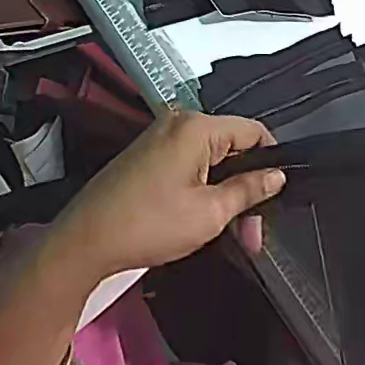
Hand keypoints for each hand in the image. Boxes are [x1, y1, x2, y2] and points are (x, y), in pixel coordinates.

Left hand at [41, 112, 284, 284]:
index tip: (277, 195)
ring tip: (232, 234)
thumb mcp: (210, 212)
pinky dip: (203, 190)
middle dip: (247, 188)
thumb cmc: (148, 224)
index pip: (253, 131)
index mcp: (196, 128)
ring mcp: (159, 139)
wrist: (87, 241)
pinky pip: (189, 165)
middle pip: (232, 147)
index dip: (272, 161)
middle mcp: (177, 124)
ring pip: (211, 160)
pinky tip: (205, 220)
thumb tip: (275, 177)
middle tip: (253, 232)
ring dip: (226, 194)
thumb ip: (249, 189)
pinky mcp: (147, 156)